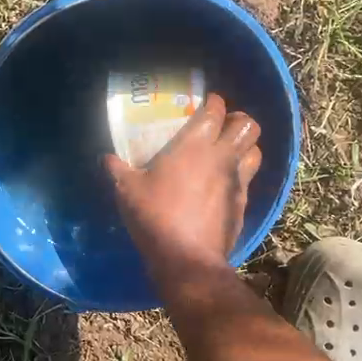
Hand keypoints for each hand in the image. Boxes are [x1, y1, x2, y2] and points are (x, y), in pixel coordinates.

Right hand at [106, 93, 261, 275]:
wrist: (187, 258)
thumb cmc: (155, 215)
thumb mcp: (127, 189)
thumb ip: (116, 168)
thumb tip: (105, 157)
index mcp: (195, 144)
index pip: (216, 110)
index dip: (213, 102)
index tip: (204, 102)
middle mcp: (223, 156)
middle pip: (248, 125)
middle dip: (237, 119)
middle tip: (221, 125)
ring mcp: (237, 181)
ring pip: (256, 150)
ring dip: (245, 146)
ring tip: (228, 150)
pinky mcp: (243, 203)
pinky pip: (249, 178)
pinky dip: (241, 174)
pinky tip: (223, 182)